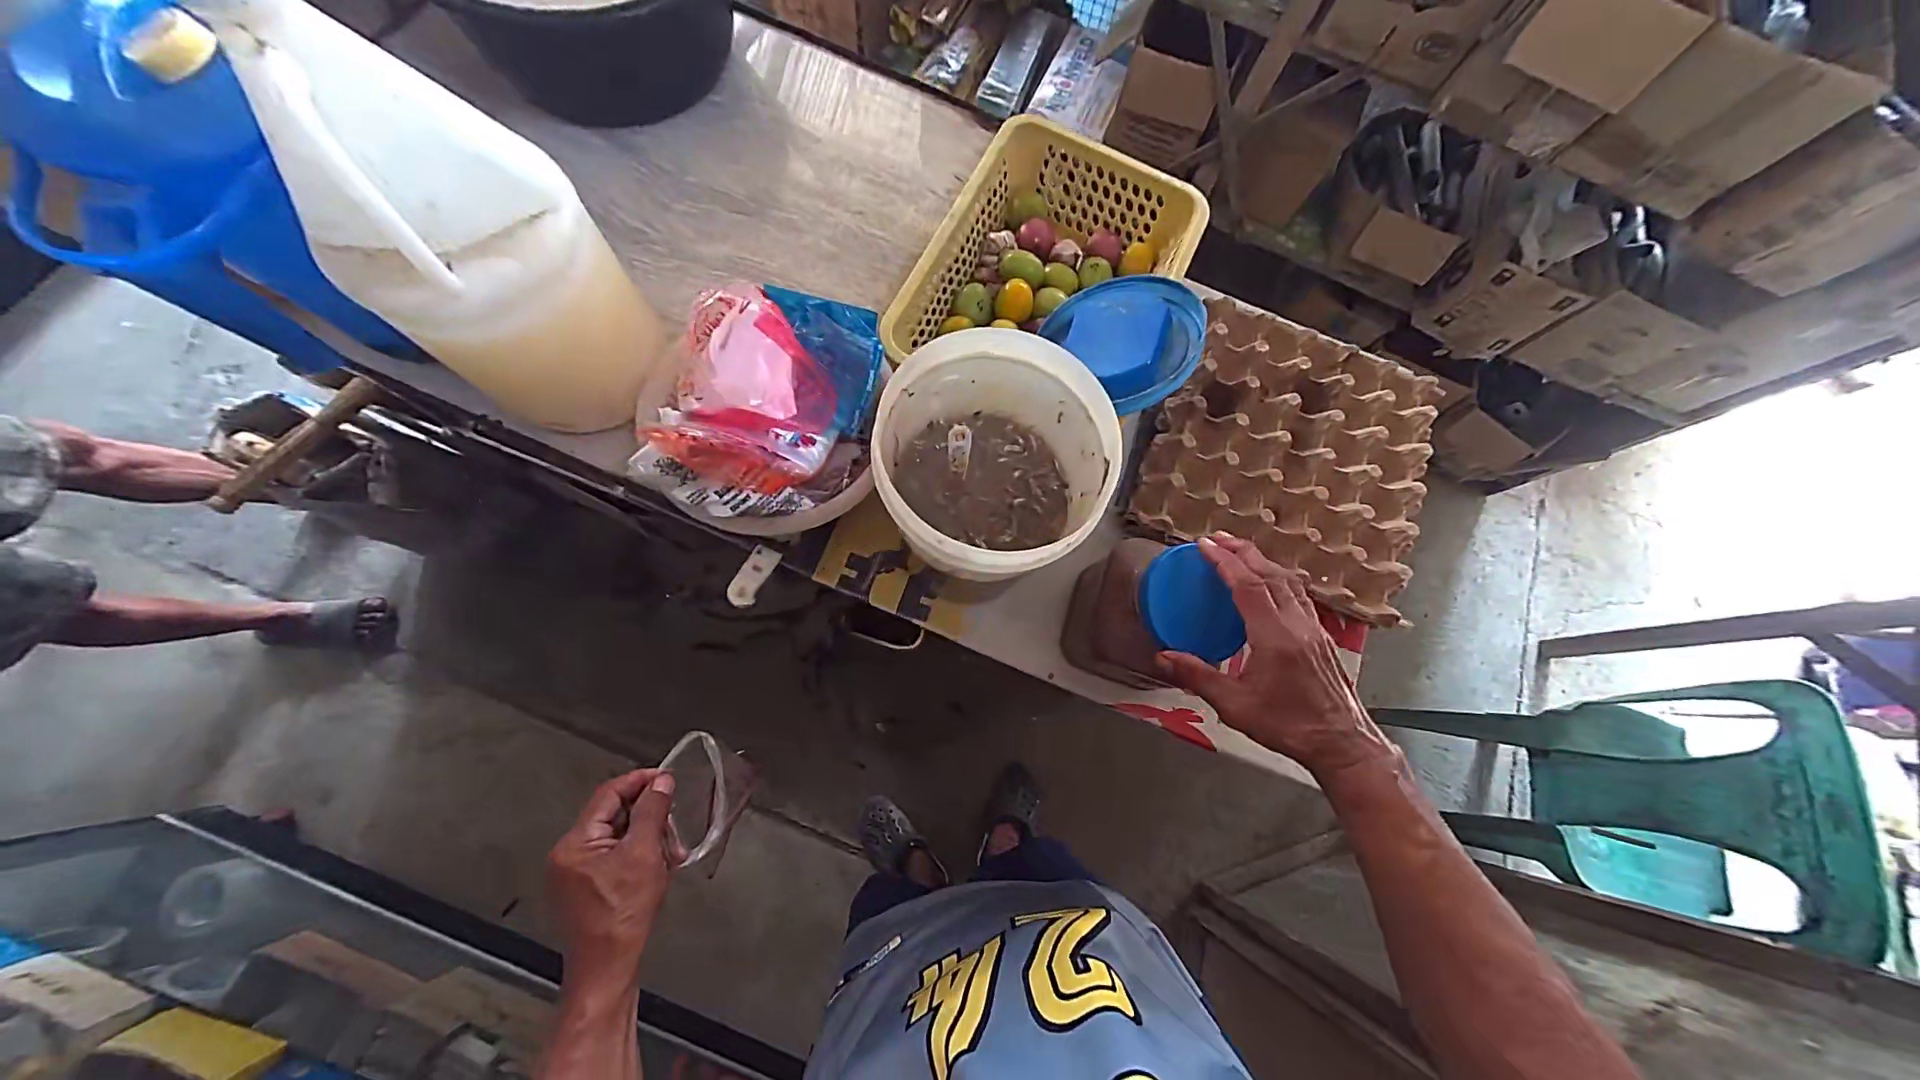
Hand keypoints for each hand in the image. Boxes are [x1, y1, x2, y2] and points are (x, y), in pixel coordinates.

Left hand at [548, 769, 680, 990]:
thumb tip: (661, 781)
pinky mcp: (584, 889)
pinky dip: (639, 856)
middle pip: (614, 815)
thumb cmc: (623, 914)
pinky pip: (614, 857)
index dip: (640, 781)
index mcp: (574, 843)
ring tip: (671, 854)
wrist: (608, 968)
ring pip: (617, 837)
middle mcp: (567, 855)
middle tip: (673, 826)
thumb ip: (653, 811)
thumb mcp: (645, 853)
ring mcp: (574, 874)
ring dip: (648, 838)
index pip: (608, 794)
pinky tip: (658, 867)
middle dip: (649, 817)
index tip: (666, 778)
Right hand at [1155, 534, 1395, 775]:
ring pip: (1289, 582)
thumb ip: (1197, 677)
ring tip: (1240, 553)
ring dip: (1263, 561)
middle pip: (1271, 574)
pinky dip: (1279, 578)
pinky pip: (1299, 595)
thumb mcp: (1235, 705)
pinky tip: (1269, 584)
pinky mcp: (1322, 637)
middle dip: (1243, 551)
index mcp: (1275, 637)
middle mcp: (1298, 625)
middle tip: (1218, 539)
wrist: (1342, 744)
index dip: (1224, 562)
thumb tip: (1163, 657)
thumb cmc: (1289, 726)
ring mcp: (1314, 629)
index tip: (1204, 545)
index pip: (1247, 586)